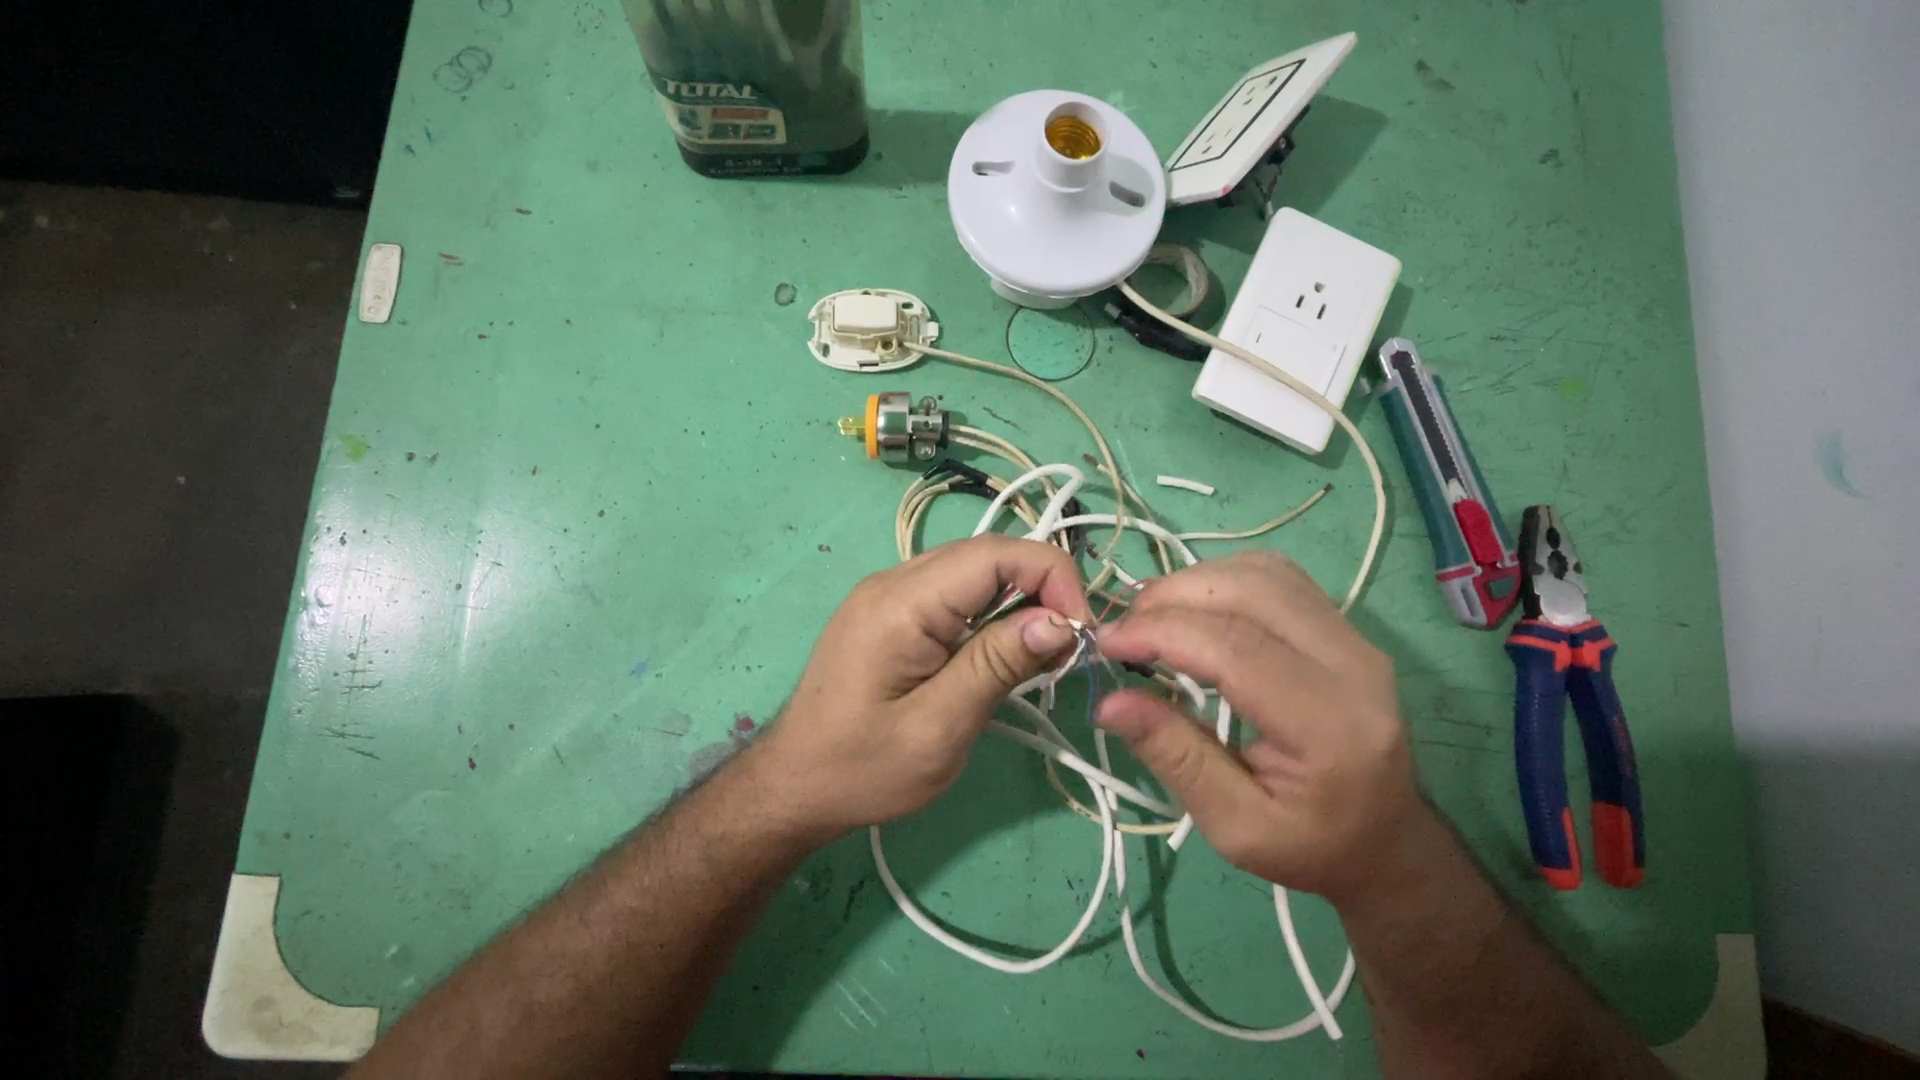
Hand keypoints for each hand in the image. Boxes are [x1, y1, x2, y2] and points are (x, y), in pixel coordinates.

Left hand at [755, 534, 1091, 836]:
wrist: (793, 786)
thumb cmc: (863, 769)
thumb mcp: (939, 728)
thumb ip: (997, 666)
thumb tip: (1060, 621)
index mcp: (902, 602)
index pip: (995, 553)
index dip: (1052, 577)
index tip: (1080, 632)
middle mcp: (893, 581)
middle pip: (987, 555)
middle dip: (1041, 587)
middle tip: (1069, 647)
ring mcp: (888, 594)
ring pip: (974, 572)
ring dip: (1019, 601)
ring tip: (1045, 654)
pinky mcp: (890, 614)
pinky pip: (954, 594)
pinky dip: (992, 613)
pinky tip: (1006, 652)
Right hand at [1094, 551, 1429, 904]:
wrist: (1388, 843)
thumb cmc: (1310, 846)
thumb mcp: (1234, 827)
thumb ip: (1176, 757)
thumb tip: (1109, 703)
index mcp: (1328, 726)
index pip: (1234, 647)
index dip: (1161, 633)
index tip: (1105, 643)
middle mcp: (1353, 665)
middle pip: (1250, 591)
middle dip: (1172, 597)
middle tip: (1124, 629)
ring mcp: (1356, 638)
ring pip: (1263, 572)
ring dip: (1196, 583)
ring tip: (1153, 618)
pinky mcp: (1347, 628)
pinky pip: (1278, 578)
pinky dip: (1223, 581)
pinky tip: (1196, 612)